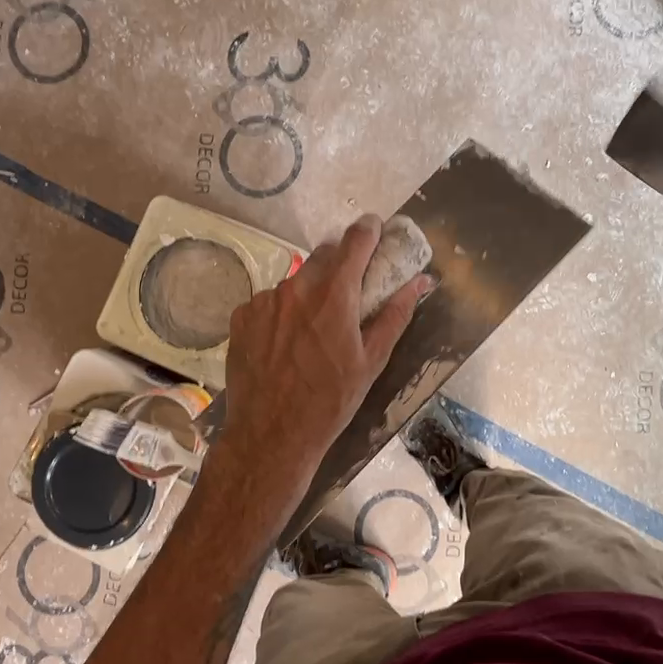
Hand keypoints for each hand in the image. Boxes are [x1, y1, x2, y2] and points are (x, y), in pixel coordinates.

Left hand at [217, 215, 432, 479]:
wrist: (271, 434)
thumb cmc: (330, 401)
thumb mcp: (371, 361)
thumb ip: (395, 315)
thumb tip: (420, 282)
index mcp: (333, 295)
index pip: (355, 241)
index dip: (368, 231)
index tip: (375, 229)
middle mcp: (296, 288)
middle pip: (324, 255)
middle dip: (340, 263)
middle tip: (349, 288)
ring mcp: (264, 301)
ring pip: (295, 281)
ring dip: (309, 292)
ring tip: (313, 329)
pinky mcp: (242, 316)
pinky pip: (269, 302)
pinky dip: (282, 312)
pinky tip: (285, 342)